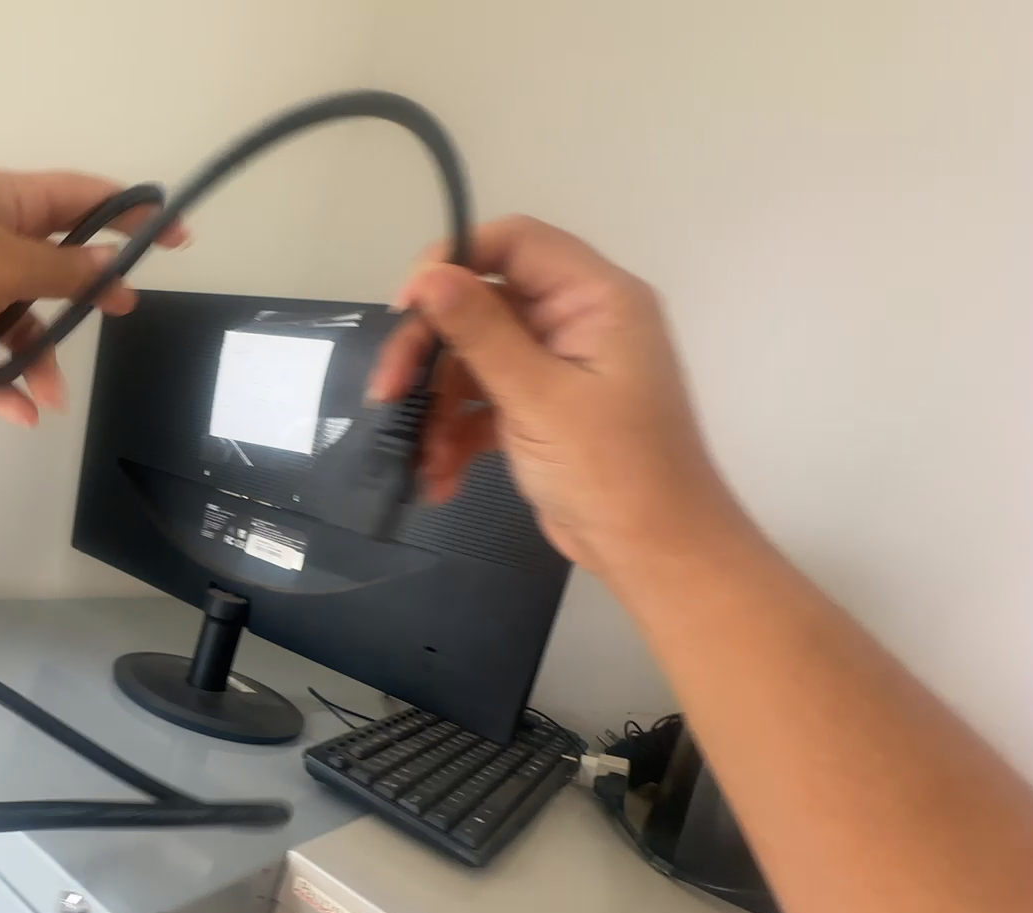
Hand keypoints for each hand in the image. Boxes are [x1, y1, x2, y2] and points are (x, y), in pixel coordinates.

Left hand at [0, 169, 186, 425]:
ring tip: (51, 401)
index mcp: (6, 203)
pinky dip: (0, 381)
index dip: (131, 216)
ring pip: (19, 322)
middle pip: (54, 267)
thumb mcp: (2, 264)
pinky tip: (18, 413)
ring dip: (38, 360)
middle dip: (83, 297)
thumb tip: (109, 266)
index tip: (175, 238)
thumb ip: (60, 271)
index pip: (83, 200)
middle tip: (119, 316)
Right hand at [367, 215, 743, 574]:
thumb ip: (481, 332)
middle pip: (475, 309)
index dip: (452, 260)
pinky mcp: (531, 409)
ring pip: (466, 363)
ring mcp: (549, 368)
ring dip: (434, 410)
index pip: (514, 244)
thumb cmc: (610, 468)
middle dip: (426, 354)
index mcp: (593, 300)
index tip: (403, 306)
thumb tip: (429, 276)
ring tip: (420, 458)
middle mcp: (570, 323)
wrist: (648, 548)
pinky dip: (451, 438)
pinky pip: (474, 406)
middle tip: (384, 394)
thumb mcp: (538, 396)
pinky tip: (439, 477)